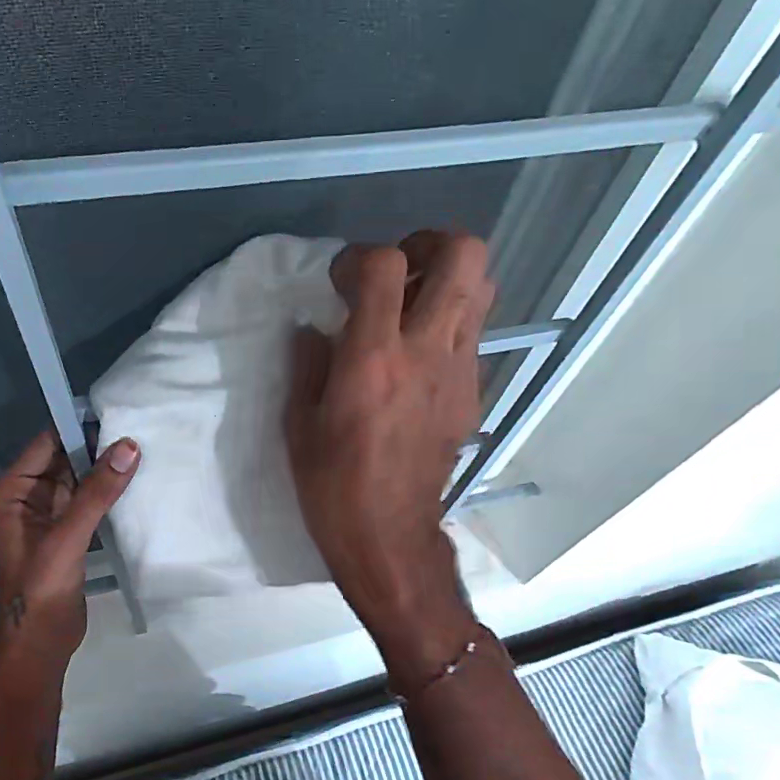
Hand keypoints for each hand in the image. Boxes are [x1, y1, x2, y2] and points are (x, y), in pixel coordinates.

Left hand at [0, 431, 139, 661]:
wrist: (39, 642)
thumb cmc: (40, 587)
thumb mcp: (67, 536)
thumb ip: (97, 492)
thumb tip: (129, 446)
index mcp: (15, 489)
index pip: (50, 442)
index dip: (81, 426)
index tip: (120, 413)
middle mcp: (31, 495)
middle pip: (68, 457)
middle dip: (100, 444)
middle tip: (142, 428)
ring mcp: (52, 513)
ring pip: (82, 477)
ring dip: (108, 467)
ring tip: (146, 449)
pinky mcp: (71, 530)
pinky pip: (92, 499)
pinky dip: (111, 490)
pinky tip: (137, 482)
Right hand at [285, 231, 494, 689]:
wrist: (390, 537)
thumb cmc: (332, 485)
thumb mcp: (297, 423)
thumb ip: (307, 362)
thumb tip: (315, 330)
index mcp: (373, 357)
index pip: (386, 264)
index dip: (360, 255)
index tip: (340, 282)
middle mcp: (426, 352)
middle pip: (464, 255)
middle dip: (430, 242)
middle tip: (397, 268)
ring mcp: (459, 371)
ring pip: (482, 287)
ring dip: (447, 278)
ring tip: (411, 303)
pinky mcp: (473, 393)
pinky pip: (473, 333)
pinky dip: (449, 322)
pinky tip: (419, 355)